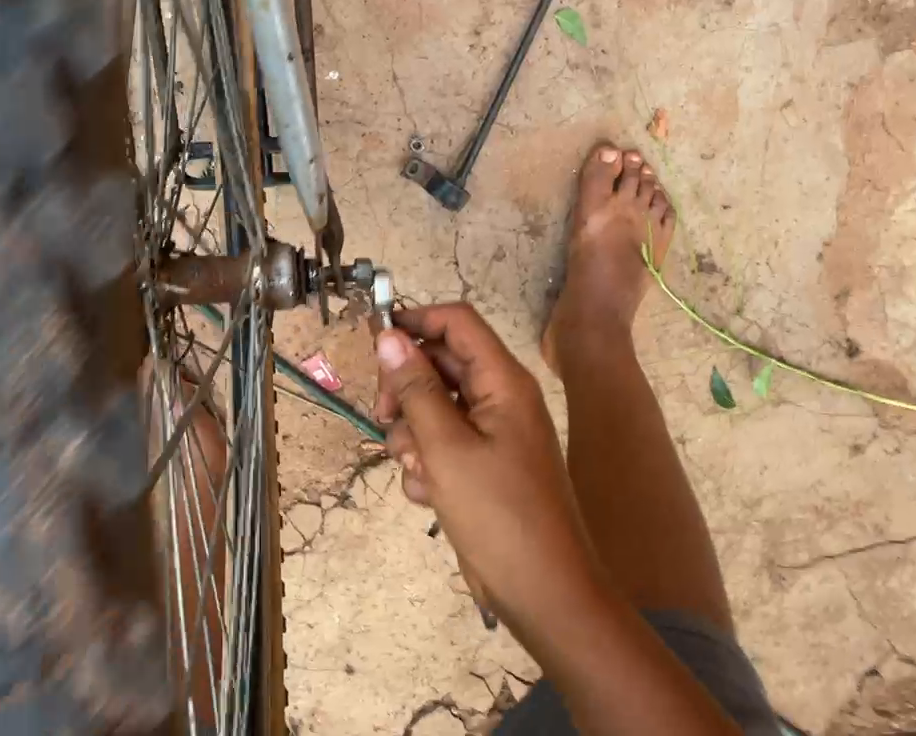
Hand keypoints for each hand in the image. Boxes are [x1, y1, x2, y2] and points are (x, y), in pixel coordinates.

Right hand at [374, 304, 598, 627]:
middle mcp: (498, 399)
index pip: (457, 322)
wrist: (543, 594)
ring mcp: (490, 434)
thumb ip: (415, 388)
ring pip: (431, 406)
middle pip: (438, 364)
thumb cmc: (499, 514)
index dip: (415, 321)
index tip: (372, 340)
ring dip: (411, 432)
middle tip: (384, 413)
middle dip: (405, 388)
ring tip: (414, 465)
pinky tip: (427, 492)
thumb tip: (387, 336)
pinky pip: (439, 443)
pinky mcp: (480, 466)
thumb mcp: (446, 447)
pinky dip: (425, 462)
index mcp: (503, 382)